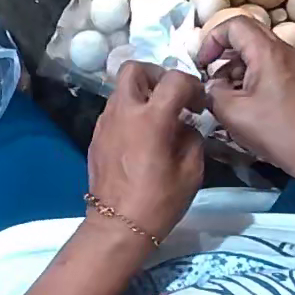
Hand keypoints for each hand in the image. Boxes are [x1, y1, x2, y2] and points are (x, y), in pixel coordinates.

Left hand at [85, 62, 206, 241]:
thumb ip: (191, 137)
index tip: (198, 106)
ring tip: (158, 118)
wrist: (118, 225)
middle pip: (134, 69)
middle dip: (156, 75)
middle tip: (171, 97)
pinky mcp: (96, 135)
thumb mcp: (191, 170)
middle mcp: (123, 112)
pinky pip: (114, 110)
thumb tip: (185, 124)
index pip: (174, 79)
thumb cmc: (159, 201)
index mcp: (150, 118)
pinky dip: (130, 112)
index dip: (192, 86)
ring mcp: (105, 122)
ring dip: (141, 94)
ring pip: (121, 89)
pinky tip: (142, 136)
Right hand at [198, 16, 294, 174]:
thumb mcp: (231, 112)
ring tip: (224, 92)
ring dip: (235, 65)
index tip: (202, 64)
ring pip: (257, 51)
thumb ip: (212, 90)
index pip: (235, 25)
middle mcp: (284, 51)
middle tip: (209, 73)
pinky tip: (243, 101)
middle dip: (223, 51)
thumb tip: (211, 85)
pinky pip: (268, 65)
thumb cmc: (274, 130)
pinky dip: (250, 75)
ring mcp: (294, 64)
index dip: (212, 39)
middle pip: (247, 34)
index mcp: (267, 52)